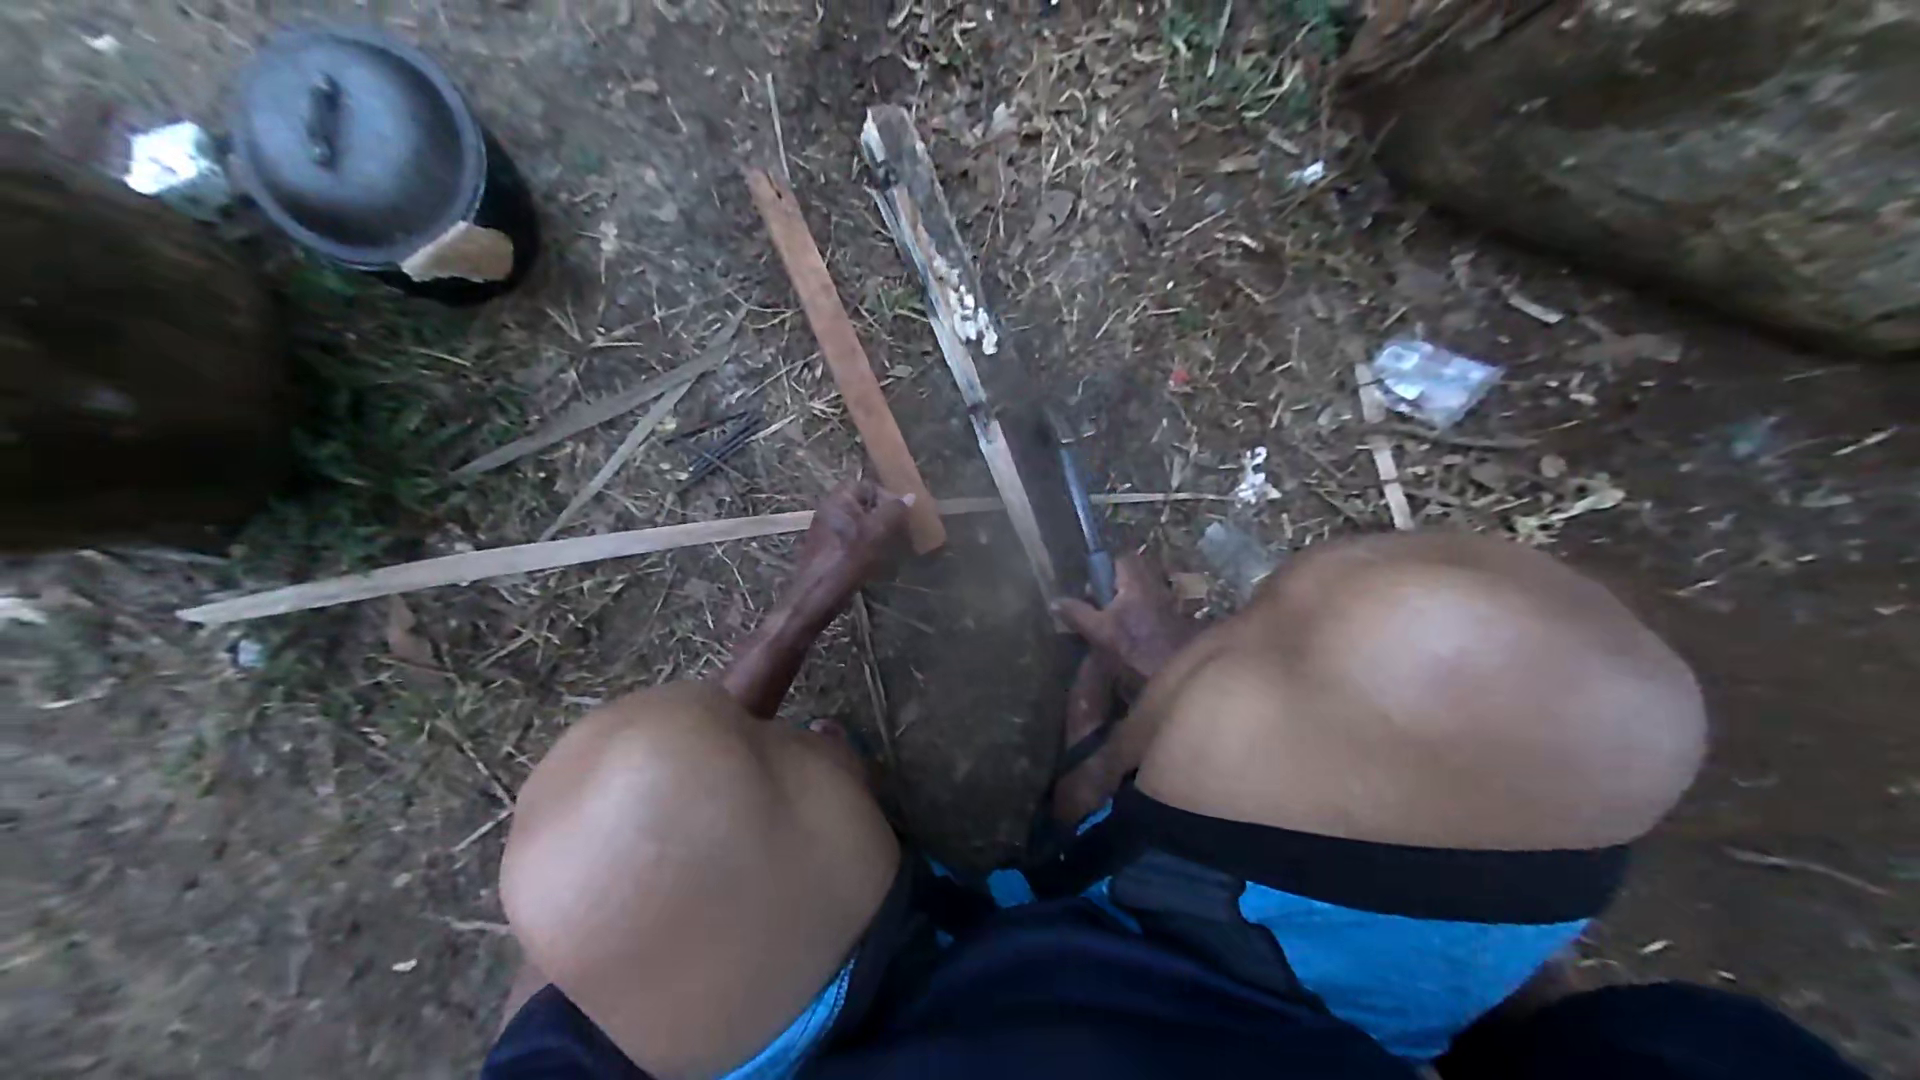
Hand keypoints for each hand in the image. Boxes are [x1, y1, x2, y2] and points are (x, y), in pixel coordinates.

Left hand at [786, 479, 913, 620]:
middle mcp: (828, 510)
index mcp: (838, 498)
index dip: (885, 495)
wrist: (819, 593)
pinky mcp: (824, 550)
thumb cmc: (850, 556)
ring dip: (874, 533)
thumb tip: (909, 495)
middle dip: (881, 516)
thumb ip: (894, 510)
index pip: (865, 485)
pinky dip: (863, 547)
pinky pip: (849, 541)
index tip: (900, 514)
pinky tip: (873, 562)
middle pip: (860, 505)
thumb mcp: (878, 530)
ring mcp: (823, 531)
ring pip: (856, 524)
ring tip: (889, 548)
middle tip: (898, 531)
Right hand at [1053, 555, 1195, 682]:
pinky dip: (1141, 622)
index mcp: (1137, 584)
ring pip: (1143, 597)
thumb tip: (1055, 601)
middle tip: (1099, 608)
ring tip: (1113, 627)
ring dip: (1128, 607)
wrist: (1180, 675)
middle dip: (1115, 590)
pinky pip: (1153, 614)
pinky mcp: (1176, 626)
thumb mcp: (1100, 632)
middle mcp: (1156, 588)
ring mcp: (1168, 607)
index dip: (1106, 567)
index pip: (1123, 558)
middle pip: (1133, 578)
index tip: (1094, 586)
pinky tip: (1132, 641)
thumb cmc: (1137, 650)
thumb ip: (1077, 614)